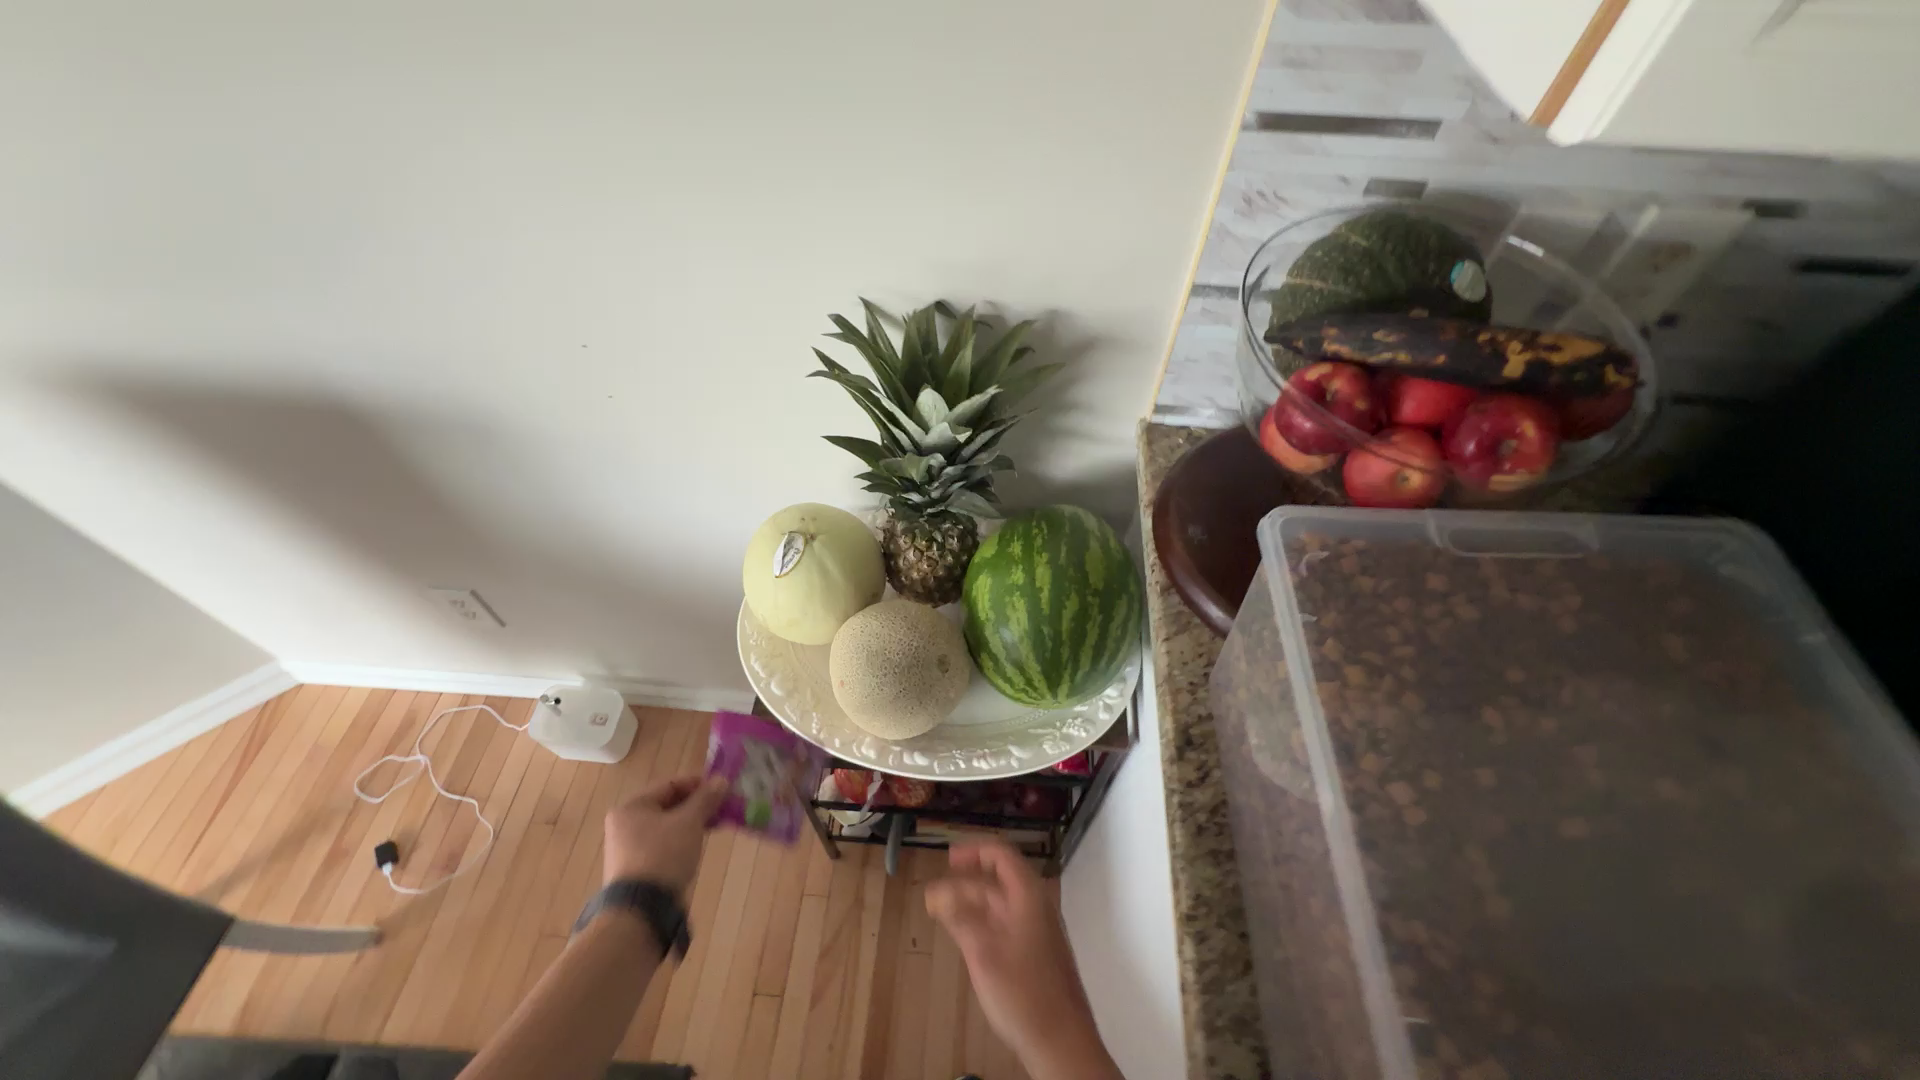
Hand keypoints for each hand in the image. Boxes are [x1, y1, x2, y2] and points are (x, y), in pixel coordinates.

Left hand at [602, 775, 728, 895]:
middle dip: (698, 805)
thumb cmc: (664, 855)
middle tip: (723, 808)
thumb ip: (705, 799)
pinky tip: (699, 844)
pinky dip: (682, 840)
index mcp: (632, 807)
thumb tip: (721, 780)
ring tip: (717, 825)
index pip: (670, 785)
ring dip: (692, 823)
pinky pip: (664, 844)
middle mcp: (625, 824)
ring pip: (668, 826)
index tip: (723, 788)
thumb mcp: (689, 822)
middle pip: (669, 805)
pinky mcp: (637, 867)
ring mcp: (629, 847)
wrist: (641, 909)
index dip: (698, 784)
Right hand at [925, 840, 1120, 1079]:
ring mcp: (1040, 931)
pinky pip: (1008, 925)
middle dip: (966, 883)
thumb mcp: (983, 952)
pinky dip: (985, 924)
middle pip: (1000, 881)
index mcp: (1029, 898)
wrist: (1062, 1042)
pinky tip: (968, 939)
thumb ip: (960, 917)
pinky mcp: (1039, 954)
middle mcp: (1037, 908)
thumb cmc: (1023, 993)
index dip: (975, 851)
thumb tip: (937, 891)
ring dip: (973, 905)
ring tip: (944, 914)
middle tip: (935, 895)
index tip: (948, 858)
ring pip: (1003, 906)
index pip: (1003, 856)